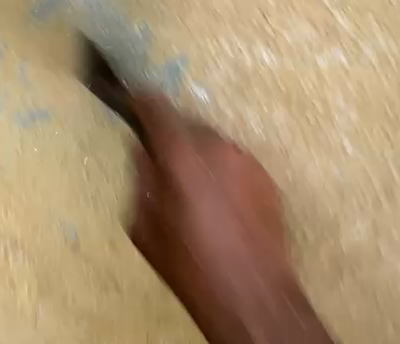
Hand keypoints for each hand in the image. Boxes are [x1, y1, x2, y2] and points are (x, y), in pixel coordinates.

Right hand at [129, 93, 335, 343]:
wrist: (253, 298)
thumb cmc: (190, 266)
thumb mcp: (146, 227)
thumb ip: (141, 178)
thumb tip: (143, 152)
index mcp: (179, 154)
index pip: (155, 105)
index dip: (141, 101)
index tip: (133, 104)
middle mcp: (214, 146)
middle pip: (186, 124)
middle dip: (173, 139)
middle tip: (165, 166)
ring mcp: (244, 159)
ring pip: (212, 143)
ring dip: (200, 156)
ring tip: (197, 192)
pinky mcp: (266, 176)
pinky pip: (234, 162)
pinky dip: (224, 172)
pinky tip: (222, 204)